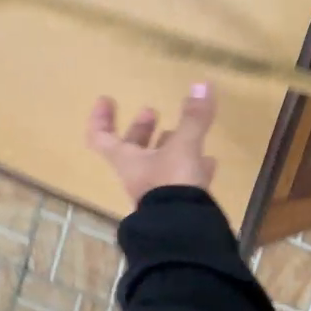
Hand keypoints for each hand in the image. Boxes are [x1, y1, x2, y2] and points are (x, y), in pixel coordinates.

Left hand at [87, 83, 217, 206]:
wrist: (183, 226)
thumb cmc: (171, 182)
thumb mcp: (183, 146)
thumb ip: (193, 118)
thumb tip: (202, 84)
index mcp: (127, 159)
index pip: (102, 137)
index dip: (101, 118)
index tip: (106, 100)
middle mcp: (137, 174)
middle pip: (132, 148)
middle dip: (142, 129)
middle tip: (151, 111)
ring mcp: (157, 190)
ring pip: (158, 163)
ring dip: (168, 147)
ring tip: (183, 133)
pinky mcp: (177, 201)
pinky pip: (182, 179)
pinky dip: (193, 167)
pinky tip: (209, 161)